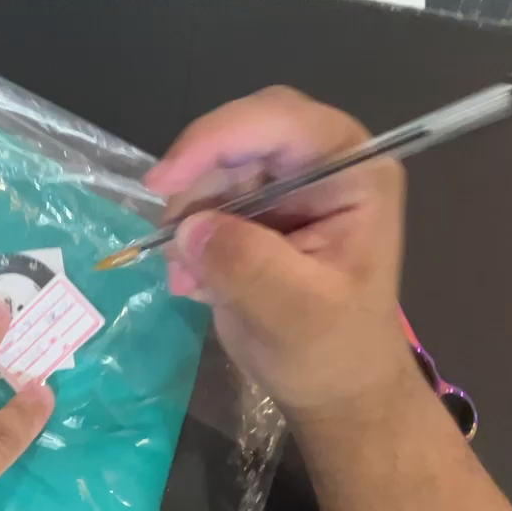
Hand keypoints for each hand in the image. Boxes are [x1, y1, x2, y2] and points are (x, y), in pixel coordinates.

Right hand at [147, 87, 417, 425]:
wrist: (332, 389)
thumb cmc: (331, 351)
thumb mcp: (295, 312)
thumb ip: (247, 265)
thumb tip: (188, 229)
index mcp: (350, 172)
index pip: (279, 121)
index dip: (216, 138)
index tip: (162, 183)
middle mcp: (316, 171)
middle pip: (238, 143)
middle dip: (195, 189)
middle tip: (170, 244)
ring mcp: (282, 197)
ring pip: (212, 178)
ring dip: (186, 225)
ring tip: (186, 279)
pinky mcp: (252, 225)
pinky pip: (203, 214)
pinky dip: (187, 247)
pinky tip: (193, 285)